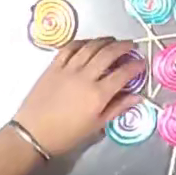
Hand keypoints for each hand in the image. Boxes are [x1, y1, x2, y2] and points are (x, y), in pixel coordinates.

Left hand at [10, 36, 144, 157]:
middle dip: (123, 47)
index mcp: (98, 95)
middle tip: (131, 45)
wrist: (33, 133)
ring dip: (104, 41)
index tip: (142, 63)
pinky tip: (88, 43)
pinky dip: (82, 42)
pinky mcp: (53, 66)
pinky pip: (70, 48)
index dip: (136, 66)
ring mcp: (68, 69)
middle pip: (108, 54)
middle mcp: (85, 77)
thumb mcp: (96, 125)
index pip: (123, 74)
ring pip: (90, 47)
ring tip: (113, 40)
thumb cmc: (67, 134)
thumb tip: (137, 97)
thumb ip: (117, 108)